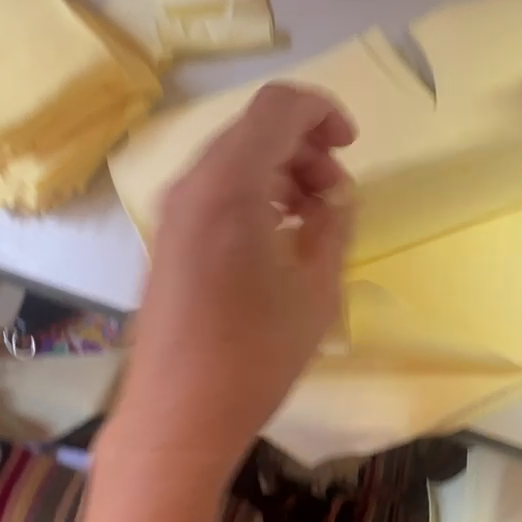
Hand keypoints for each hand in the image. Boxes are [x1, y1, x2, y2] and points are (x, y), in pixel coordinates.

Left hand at [118, 84, 355, 456]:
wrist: (179, 415)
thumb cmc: (258, 353)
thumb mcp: (318, 286)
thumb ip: (334, 223)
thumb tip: (335, 195)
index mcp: (231, 184)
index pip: (279, 106)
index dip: (323, 112)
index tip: (351, 146)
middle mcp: (193, 185)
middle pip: (255, 129)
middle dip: (306, 148)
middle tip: (338, 195)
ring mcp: (174, 212)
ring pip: (236, 160)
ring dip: (284, 173)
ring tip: (317, 221)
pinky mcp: (170, 240)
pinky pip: (218, 191)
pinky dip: (257, 195)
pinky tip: (282, 238)